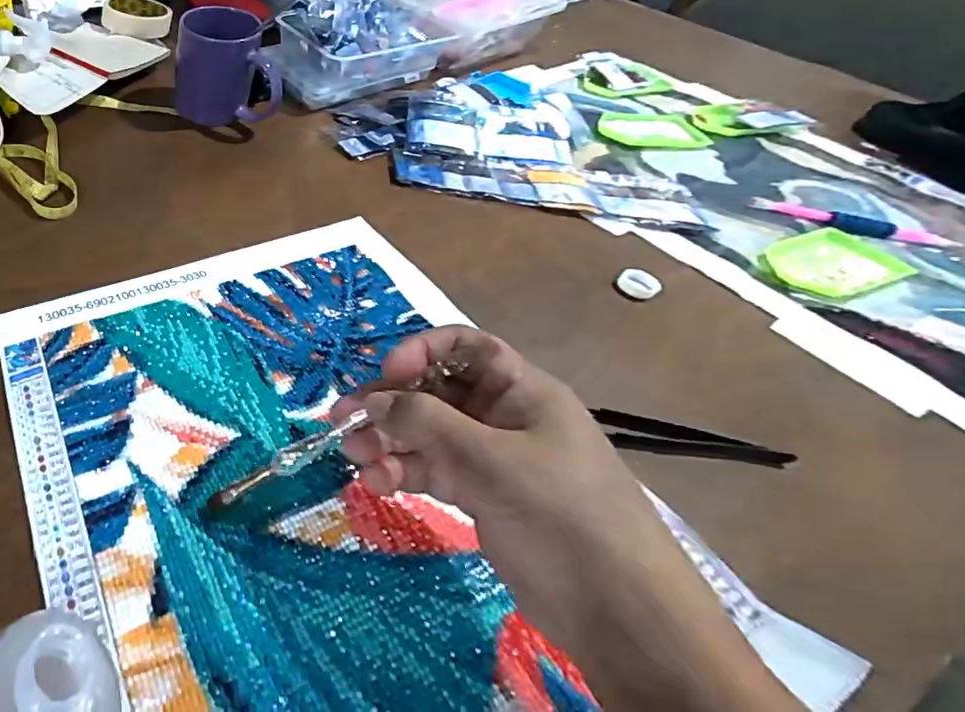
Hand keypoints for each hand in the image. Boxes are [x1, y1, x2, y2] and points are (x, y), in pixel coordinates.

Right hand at [332, 328, 661, 637]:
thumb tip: (371, 400)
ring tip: (354, 456)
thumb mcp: (493, 461)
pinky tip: (376, 481)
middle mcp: (501, 416)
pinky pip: (428, 468)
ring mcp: (488, 456)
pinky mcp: (478, 493)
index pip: (464, 348)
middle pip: (433, 391)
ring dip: (386, 439)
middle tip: (343, 418)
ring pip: (424, 432)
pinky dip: (400, 471)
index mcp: (520, 391)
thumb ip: (427, 423)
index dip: (423, 350)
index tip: (387, 372)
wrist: (621, 616)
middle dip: (388, 402)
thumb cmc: (565, 515)